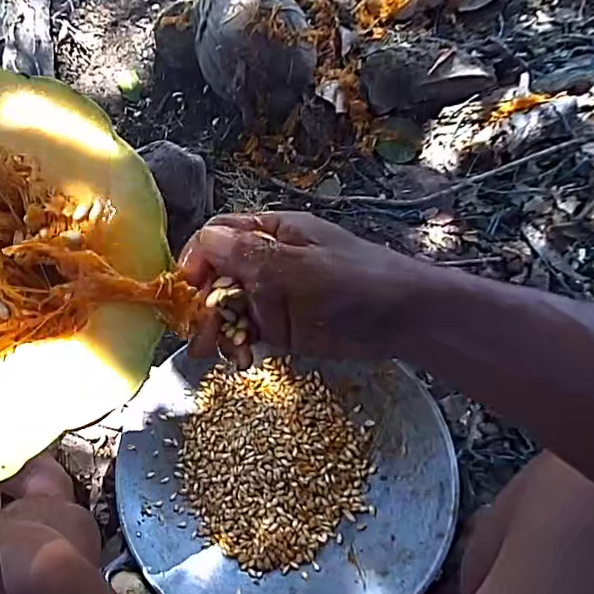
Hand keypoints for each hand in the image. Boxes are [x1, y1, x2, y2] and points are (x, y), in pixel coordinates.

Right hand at [177, 212, 429, 362]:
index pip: (216, 238)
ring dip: (217, 330)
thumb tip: (204, 240)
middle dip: (202, 305)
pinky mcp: (280, 325)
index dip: (196, 262)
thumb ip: (251, 255)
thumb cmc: (356, 283)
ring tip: (219, 353)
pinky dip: (238, 346)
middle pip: (215, 276)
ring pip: (226, 308)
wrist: (405, 320)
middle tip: (199, 335)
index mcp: (270, 233)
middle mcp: (266, 260)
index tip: (188, 292)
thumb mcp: (300, 268)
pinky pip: (246, 332)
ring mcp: (272, 294)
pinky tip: (242, 360)